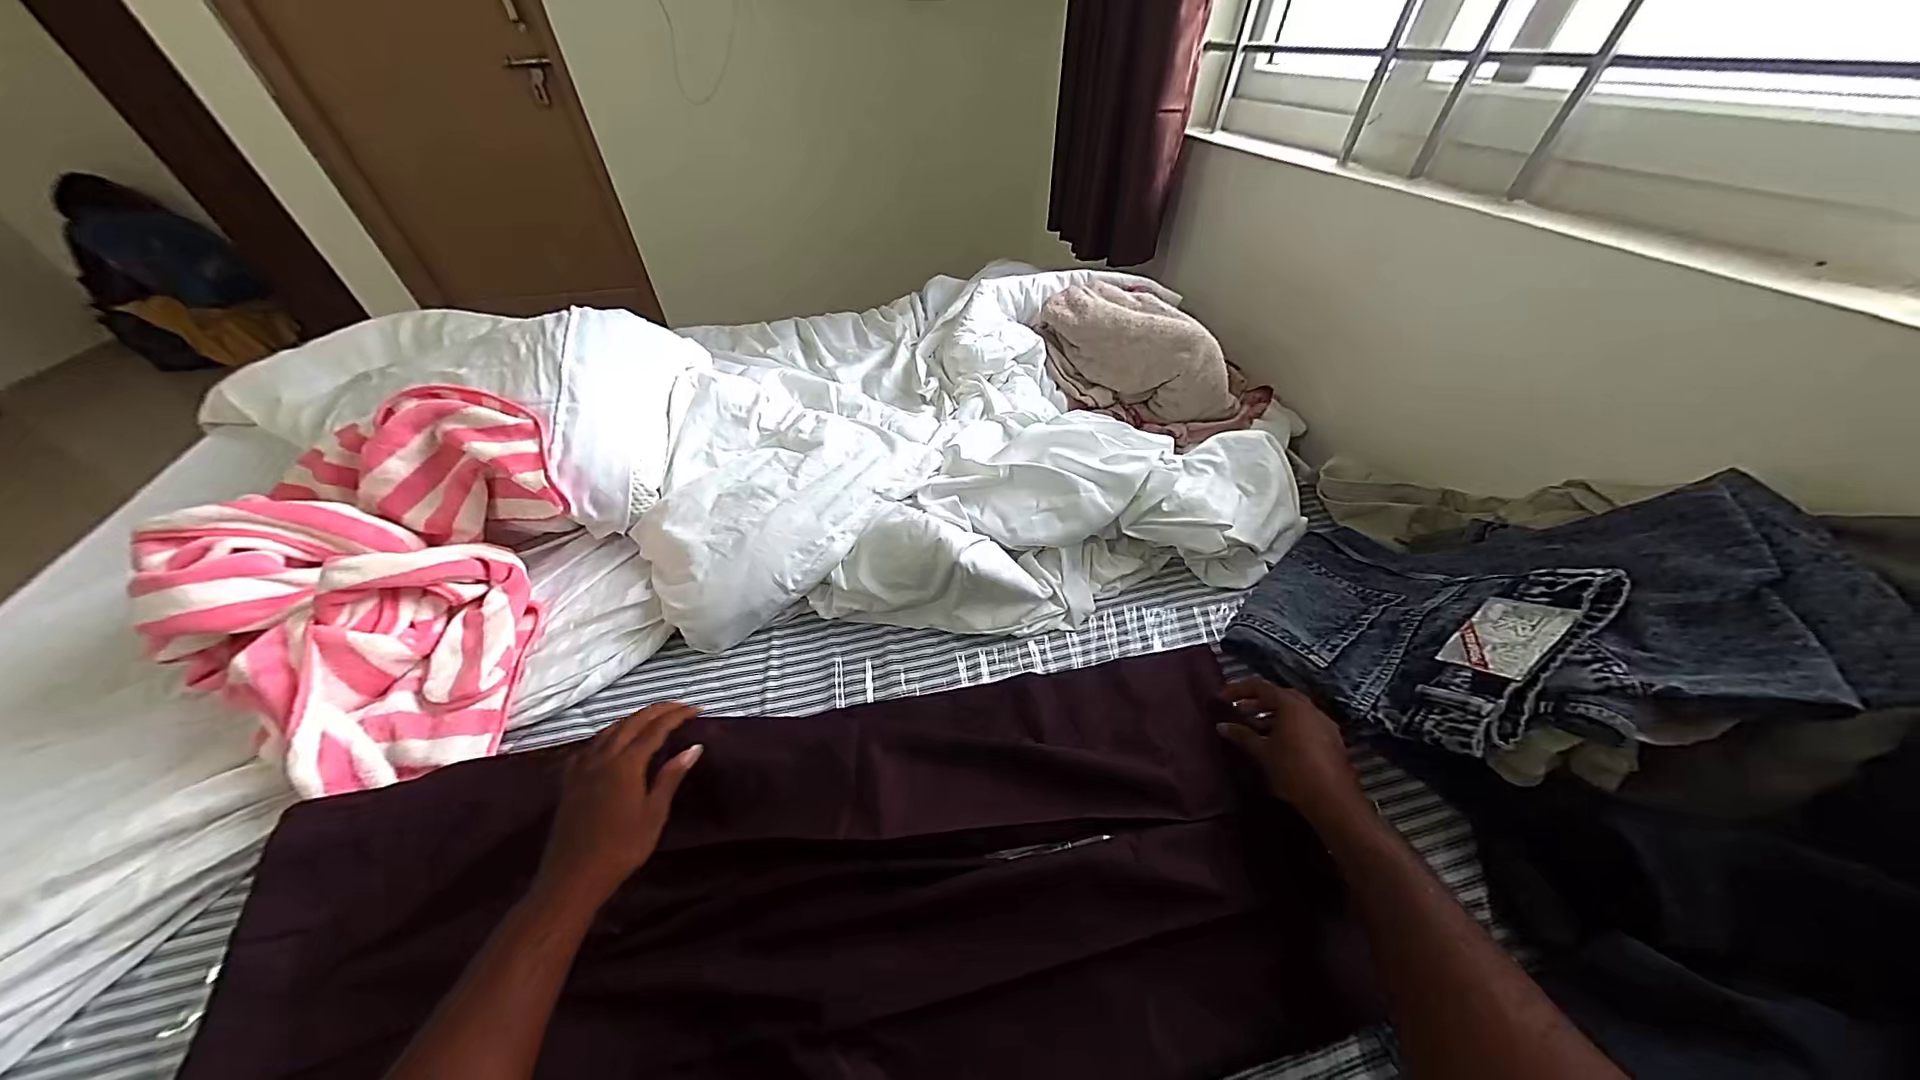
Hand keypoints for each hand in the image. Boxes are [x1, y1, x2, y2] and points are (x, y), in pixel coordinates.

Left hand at [535, 703, 702, 906]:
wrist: (572, 878)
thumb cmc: (621, 848)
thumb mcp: (654, 814)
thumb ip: (670, 776)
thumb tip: (693, 747)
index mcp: (625, 765)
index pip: (655, 729)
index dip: (677, 716)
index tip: (697, 709)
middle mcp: (602, 758)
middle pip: (632, 722)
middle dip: (658, 710)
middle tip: (680, 707)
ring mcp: (582, 768)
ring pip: (610, 730)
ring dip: (634, 718)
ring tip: (653, 718)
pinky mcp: (570, 781)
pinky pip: (591, 745)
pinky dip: (609, 734)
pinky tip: (613, 741)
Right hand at [1218, 678, 1368, 825]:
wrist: (1333, 800)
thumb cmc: (1293, 770)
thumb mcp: (1262, 752)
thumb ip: (1241, 735)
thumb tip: (1222, 726)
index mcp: (1291, 705)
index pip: (1260, 686)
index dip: (1239, 689)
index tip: (1222, 697)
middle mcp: (1309, 708)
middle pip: (1279, 695)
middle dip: (1257, 701)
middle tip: (1238, 710)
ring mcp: (1324, 723)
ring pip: (1293, 709)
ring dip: (1272, 714)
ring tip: (1254, 727)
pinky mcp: (1331, 739)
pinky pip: (1304, 722)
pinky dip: (1287, 724)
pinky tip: (1277, 741)